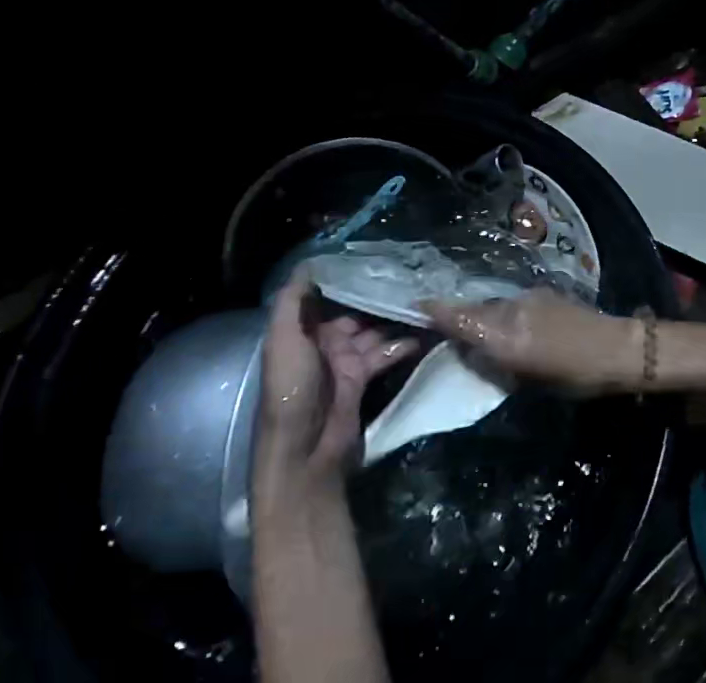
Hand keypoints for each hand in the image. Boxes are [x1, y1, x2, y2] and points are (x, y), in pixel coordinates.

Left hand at [254, 268, 420, 499]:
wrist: (305, 450)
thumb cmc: (291, 390)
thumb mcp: (283, 341)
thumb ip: (291, 302)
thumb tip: (309, 263)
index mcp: (300, 330)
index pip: (325, 295)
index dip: (346, 276)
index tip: (374, 254)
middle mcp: (322, 342)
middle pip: (353, 310)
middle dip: (376, 295)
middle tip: (408, 274)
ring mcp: (344, 361)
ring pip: (373, 331)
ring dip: (393, 319)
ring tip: (421, 300)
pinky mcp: (362, 379)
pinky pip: (385, 355)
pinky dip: (402, 345)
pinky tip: (422, 334)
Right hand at [422, 288, 644, 391]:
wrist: (617, 348)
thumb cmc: (576, 377)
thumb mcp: (530, 381)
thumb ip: (497, 363)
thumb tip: (474, 351)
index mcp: (506, 337)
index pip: (461, 319)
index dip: (436, 312)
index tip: (415, 306)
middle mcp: (512, 311)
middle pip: (473, 309)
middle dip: (455, 315)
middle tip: (441, 324)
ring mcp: (528, 298)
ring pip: (492, 304)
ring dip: (482, 314)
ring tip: (477, 329)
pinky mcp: (543, 293)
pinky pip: (511, 302)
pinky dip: (502, 312)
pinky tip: (510, 324)